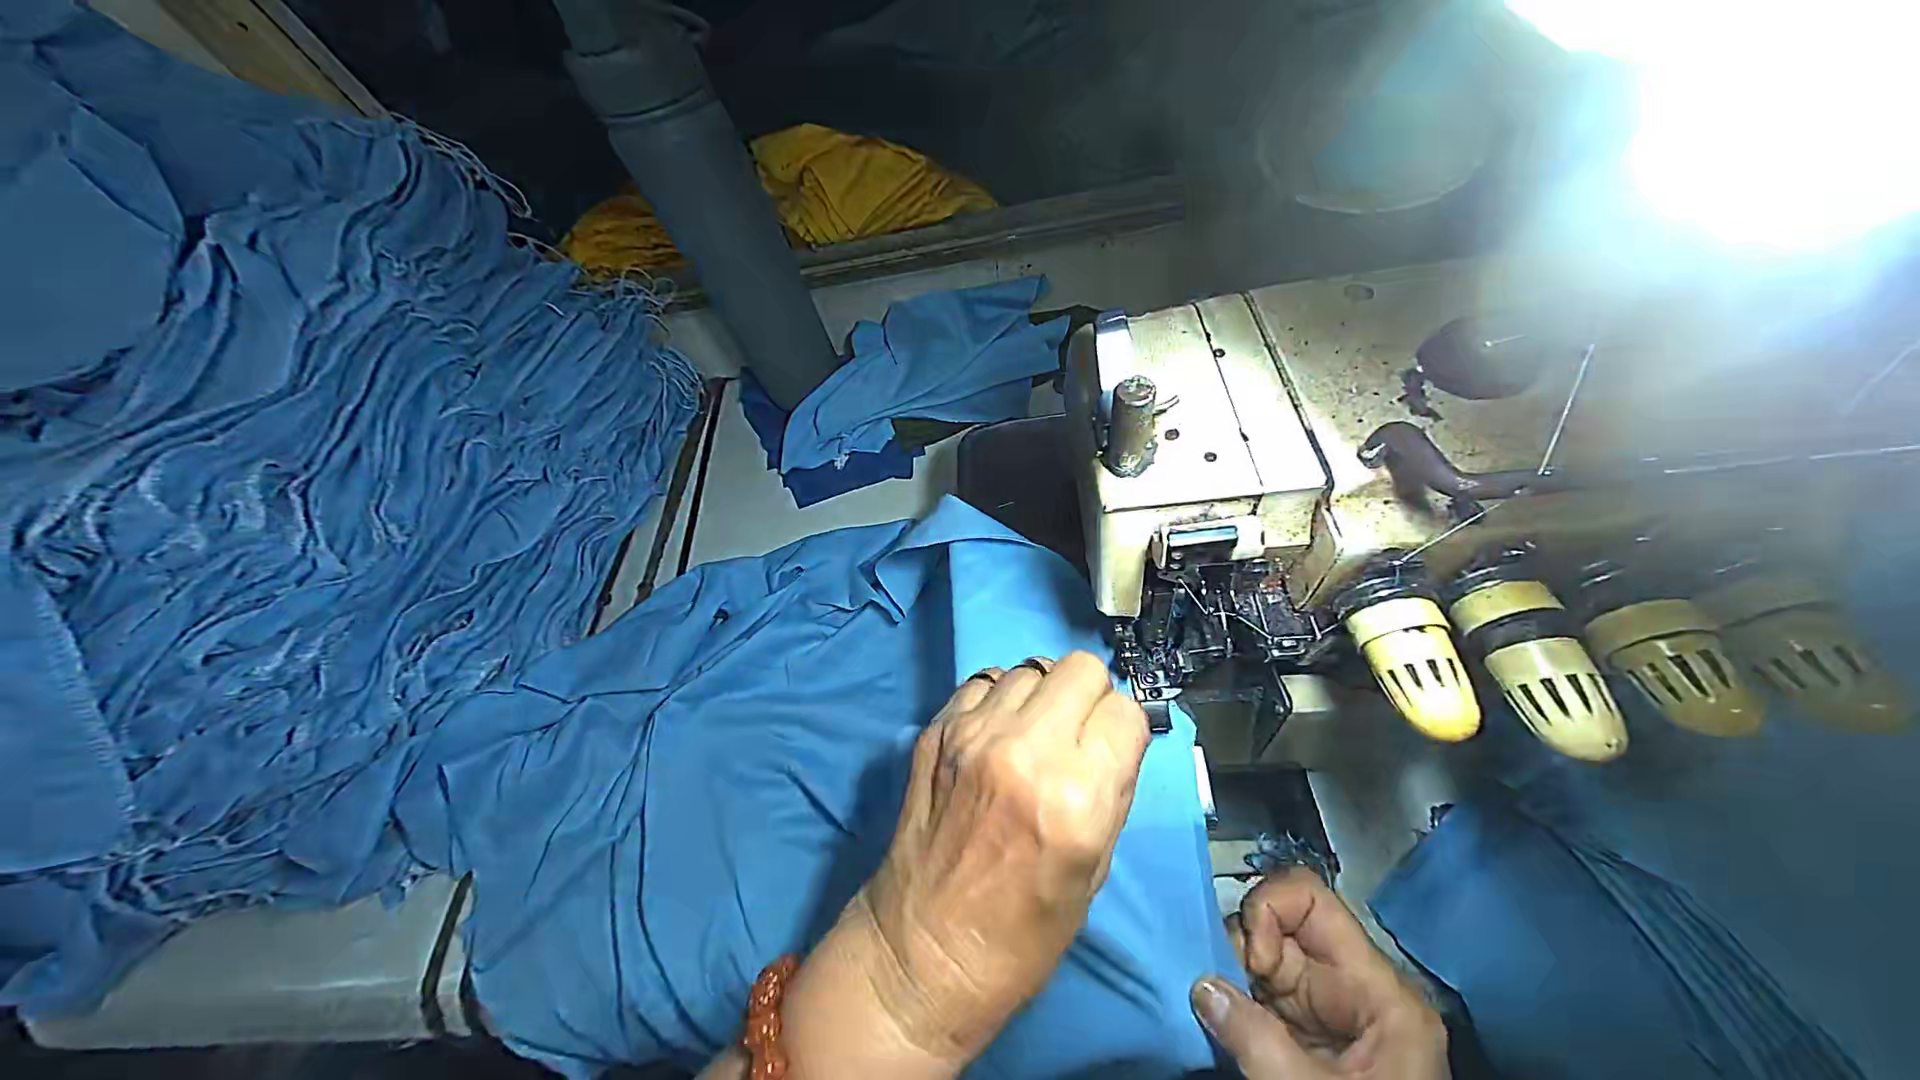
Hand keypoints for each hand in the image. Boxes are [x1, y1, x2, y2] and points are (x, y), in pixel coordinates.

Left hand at [780, 651, 1149, 1078]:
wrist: (924, 948)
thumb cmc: (1022, 930)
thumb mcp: (1095, 867)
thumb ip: (1112, 787)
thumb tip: (1116, 736)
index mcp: (1077, 794)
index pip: (1125, 710)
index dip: (1124, 728)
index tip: (1114, 744)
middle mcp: (1025, 749)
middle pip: (1080, 667)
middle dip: (1089, 696)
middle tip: (1077, 732)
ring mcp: (973, 733)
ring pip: (1031, 668)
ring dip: (1041, 696)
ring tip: (1032, 736)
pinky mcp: (936, 729)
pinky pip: (985, 682)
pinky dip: (998, 701)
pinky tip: (995, 737)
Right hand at [1191, 868, 1448, 1079]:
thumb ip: (1256, 1040)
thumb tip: (1200, 986)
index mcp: (1375, 989)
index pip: (1310, 899)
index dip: (1268, 912)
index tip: (1253, 965)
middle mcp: (1348, 986)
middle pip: (1278, 924)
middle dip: (1240, 946)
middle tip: (1223, 987)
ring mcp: (1323, 1009)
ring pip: (1259, 954)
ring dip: (1228, 971)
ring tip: (1218, 1007)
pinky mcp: (1300, 1033)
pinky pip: (1254, 990)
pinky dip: (1229, 996)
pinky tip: (1220, 1017)